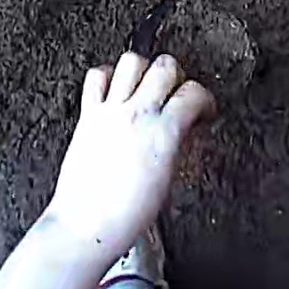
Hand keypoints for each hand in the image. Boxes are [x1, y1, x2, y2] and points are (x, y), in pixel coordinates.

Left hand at [41, 51, 215, 259]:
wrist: (84, 228)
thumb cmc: (125, 216)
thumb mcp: (167, 179)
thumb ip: (176, 142)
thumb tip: (183, 125)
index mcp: (164, 133)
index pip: (194, 93)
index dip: (204, 98)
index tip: (202, 107)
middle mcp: (138, 114)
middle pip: (165, 65)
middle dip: (176, 74)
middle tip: (173, 91)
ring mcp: (112, 111)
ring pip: (132, 60)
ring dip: (143, 69)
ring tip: (144, 85)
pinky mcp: (89, 114)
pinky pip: (97, 76)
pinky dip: (108, 76)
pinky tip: (115, 90)